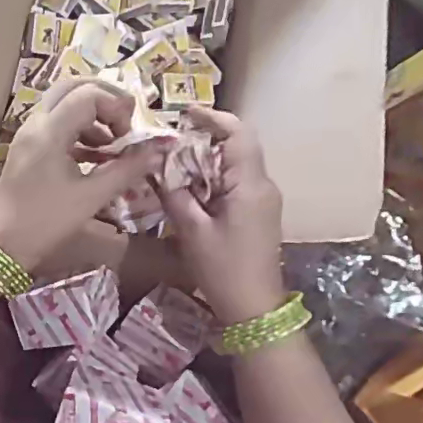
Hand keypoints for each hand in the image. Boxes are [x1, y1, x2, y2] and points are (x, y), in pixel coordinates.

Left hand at [0, 80, 164, 273]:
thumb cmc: (44, 222)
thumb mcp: (90, 198)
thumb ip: (126, 171)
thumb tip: (157, 151)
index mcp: (50, 130)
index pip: (90, 94)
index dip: (117, 107)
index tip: (130, 136)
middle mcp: (36, 124)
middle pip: (73, 87)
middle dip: (104, 100)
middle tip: (125, 124)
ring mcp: (28, 136)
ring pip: (63, 106)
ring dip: (92, 117)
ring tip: (114, 146)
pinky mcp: (27, 152)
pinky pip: (56, 127)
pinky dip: (79, 133)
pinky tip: (96, 159)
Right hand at [156, 107, 285, 323]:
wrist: (254, 307)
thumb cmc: (223, 269)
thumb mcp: (192, 232)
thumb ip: (176, 195)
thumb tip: (159, 167)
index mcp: (251, 185)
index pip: (239, 134)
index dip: (213, 118)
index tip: (185, 114)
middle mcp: (263, 186)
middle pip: (237, 147)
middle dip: (204, 141)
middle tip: (169, 144)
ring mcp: (263, 200)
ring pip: (235, 166)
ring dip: (206, 162)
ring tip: (174, 166)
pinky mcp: (258, 214)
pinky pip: (236, 185)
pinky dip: (213, 180)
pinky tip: (190, 191)